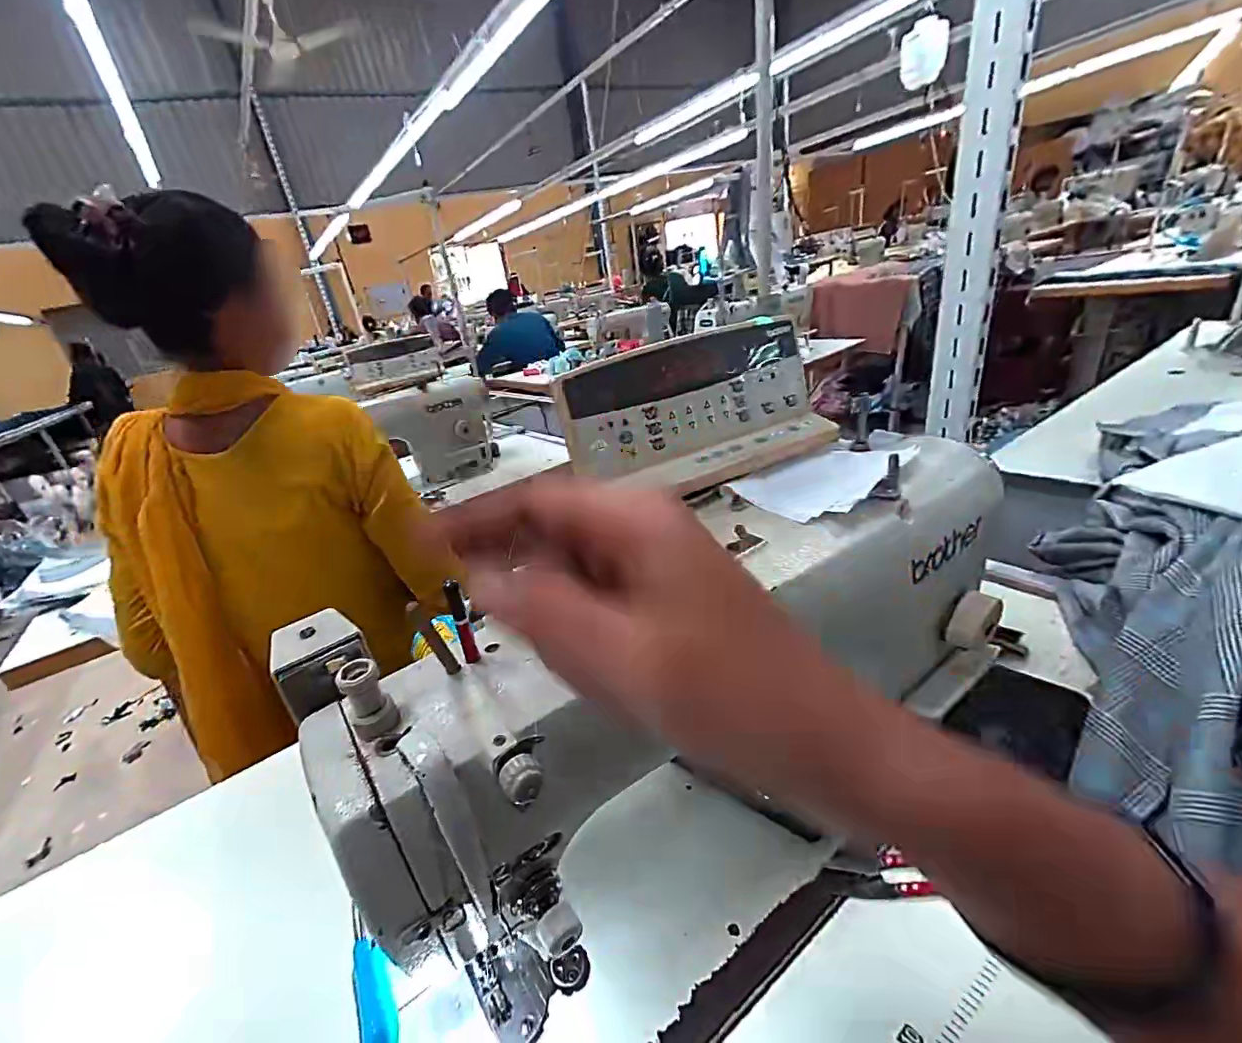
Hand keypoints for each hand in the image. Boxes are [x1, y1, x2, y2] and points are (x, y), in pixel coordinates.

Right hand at [433, 479, 883, 808]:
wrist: (824, 742)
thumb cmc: (728, 696)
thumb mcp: (621, 657)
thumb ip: (542, 611)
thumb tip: (479, 578)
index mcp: (632, 519)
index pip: (530, 500)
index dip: (470, 518)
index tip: (417, 540)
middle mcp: (639, 526)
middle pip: (547, 530)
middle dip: (508, 568)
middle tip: (464, 603)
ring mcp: (651, 561)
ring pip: (568, 570)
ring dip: (547, 610)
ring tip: (558, 657)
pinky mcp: (658, 596)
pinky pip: (594, 599)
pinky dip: (574, 628)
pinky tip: (589, 667)